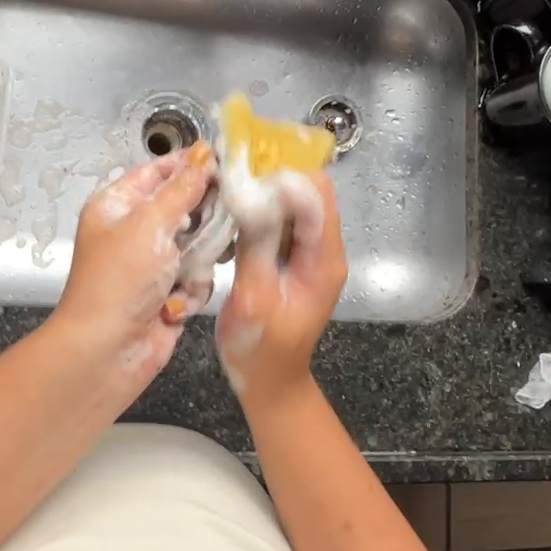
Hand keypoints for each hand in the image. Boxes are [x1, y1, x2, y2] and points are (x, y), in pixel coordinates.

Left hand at [50, 145, 215, 389]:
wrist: (107, 351)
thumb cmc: (118, 281)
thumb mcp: (150, 224)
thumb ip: (183, 189)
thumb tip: (203, 157)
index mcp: (118, 206)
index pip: (157, 172)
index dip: (188, 166)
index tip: (223, 162)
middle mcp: (135, 230)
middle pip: (184, 206)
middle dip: (202, 218)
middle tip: (212, 224)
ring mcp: (153, 262)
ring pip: (198, 243)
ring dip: (199, 258)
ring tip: (189, 270)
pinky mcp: (168, 290)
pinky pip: (198, 276)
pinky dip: (193, 288)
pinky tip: (178, 300)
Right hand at [216, 171, 346, 408]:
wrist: (269, 383)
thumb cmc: (261, 349)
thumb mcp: (255, 297)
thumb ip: (257, 243)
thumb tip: (254, 191)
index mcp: (323, 257)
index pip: (316, 194)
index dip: (284, 174)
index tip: (245, 168)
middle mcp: (323, 248)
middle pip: (306, 192)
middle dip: (270, 177)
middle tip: (230, 174)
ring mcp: (308, 251)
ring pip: (290, 202)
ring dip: (261, 192)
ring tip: (227, 190)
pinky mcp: (291, 256)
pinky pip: (278, 220)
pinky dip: (256, 211)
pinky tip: (231, 215)